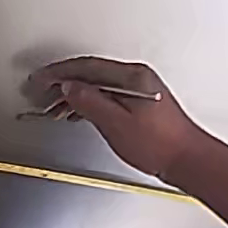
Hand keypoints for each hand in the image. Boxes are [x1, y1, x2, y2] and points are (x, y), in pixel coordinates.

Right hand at [27, 57, 205, 178]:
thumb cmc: (161, 144)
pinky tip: (76, 111)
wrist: (186, 160)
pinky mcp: (137, 103)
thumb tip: (69, 88)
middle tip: (42, 91)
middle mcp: (136, 79)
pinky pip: (105, 94)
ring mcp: (138, 90)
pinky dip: (86, 101)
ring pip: (96, 84)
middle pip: (90, 73)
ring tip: (53, 105)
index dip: (59, 73)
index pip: (86, 67)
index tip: (41, 79)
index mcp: (132, 77)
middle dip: (62, 82)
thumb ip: (89, 102)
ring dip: (72, 94)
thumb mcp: (115, 122)